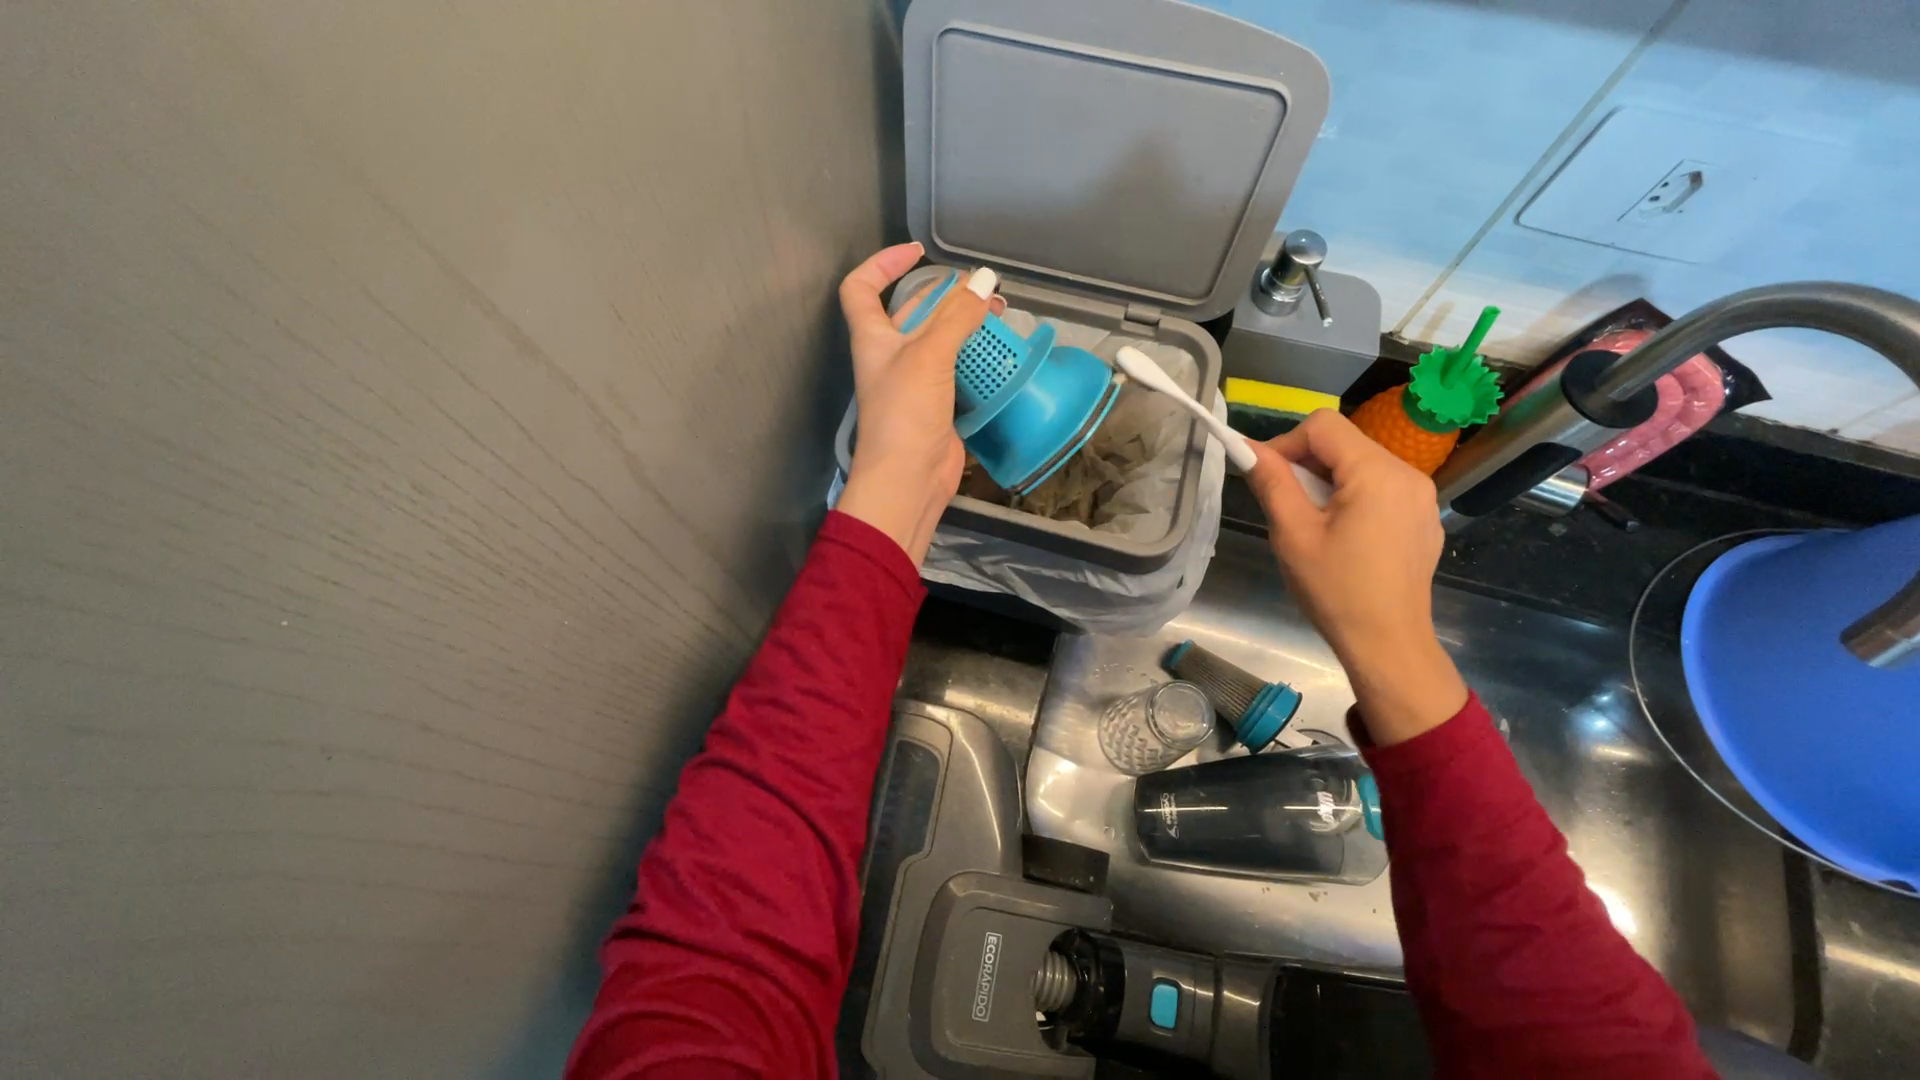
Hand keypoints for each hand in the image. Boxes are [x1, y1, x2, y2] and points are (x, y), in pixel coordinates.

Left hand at [834, 242, 1003, 564]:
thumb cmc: (905, 412)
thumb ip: (957, 316)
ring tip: (1000, 314)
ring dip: (966, 324)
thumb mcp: (929, 355)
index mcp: (873, 337)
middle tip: (983, 289)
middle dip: (945, 295)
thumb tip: (985, 280)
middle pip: (912, 312)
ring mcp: (914, 382)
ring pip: (939, 341)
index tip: (917, 252)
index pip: (862, 288)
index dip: (883, 264)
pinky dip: (975, 358)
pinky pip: (956, 370)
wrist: (908, 478)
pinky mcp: (937, 404)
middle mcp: (890, 355)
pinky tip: (1000, 354)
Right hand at [1245, 410, 1467, 745]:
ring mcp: (1421, 496)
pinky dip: (1353, 497)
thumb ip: (1272, 482)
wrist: (1388, 643)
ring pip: (1361, 464)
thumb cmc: (1335, 590)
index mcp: (1376, 473)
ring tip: (1312, 524)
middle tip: (1285, 505)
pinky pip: (1381, 487)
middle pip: (1344, 442)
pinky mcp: (1423, 517)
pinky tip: (1344, 537)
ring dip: (1328, 481)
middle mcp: (1407, 474)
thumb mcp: (1293, 534)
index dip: (1286, 443)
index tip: (1266, 477)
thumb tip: (1246, 447)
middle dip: (1306, 464)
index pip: (1323, 425)